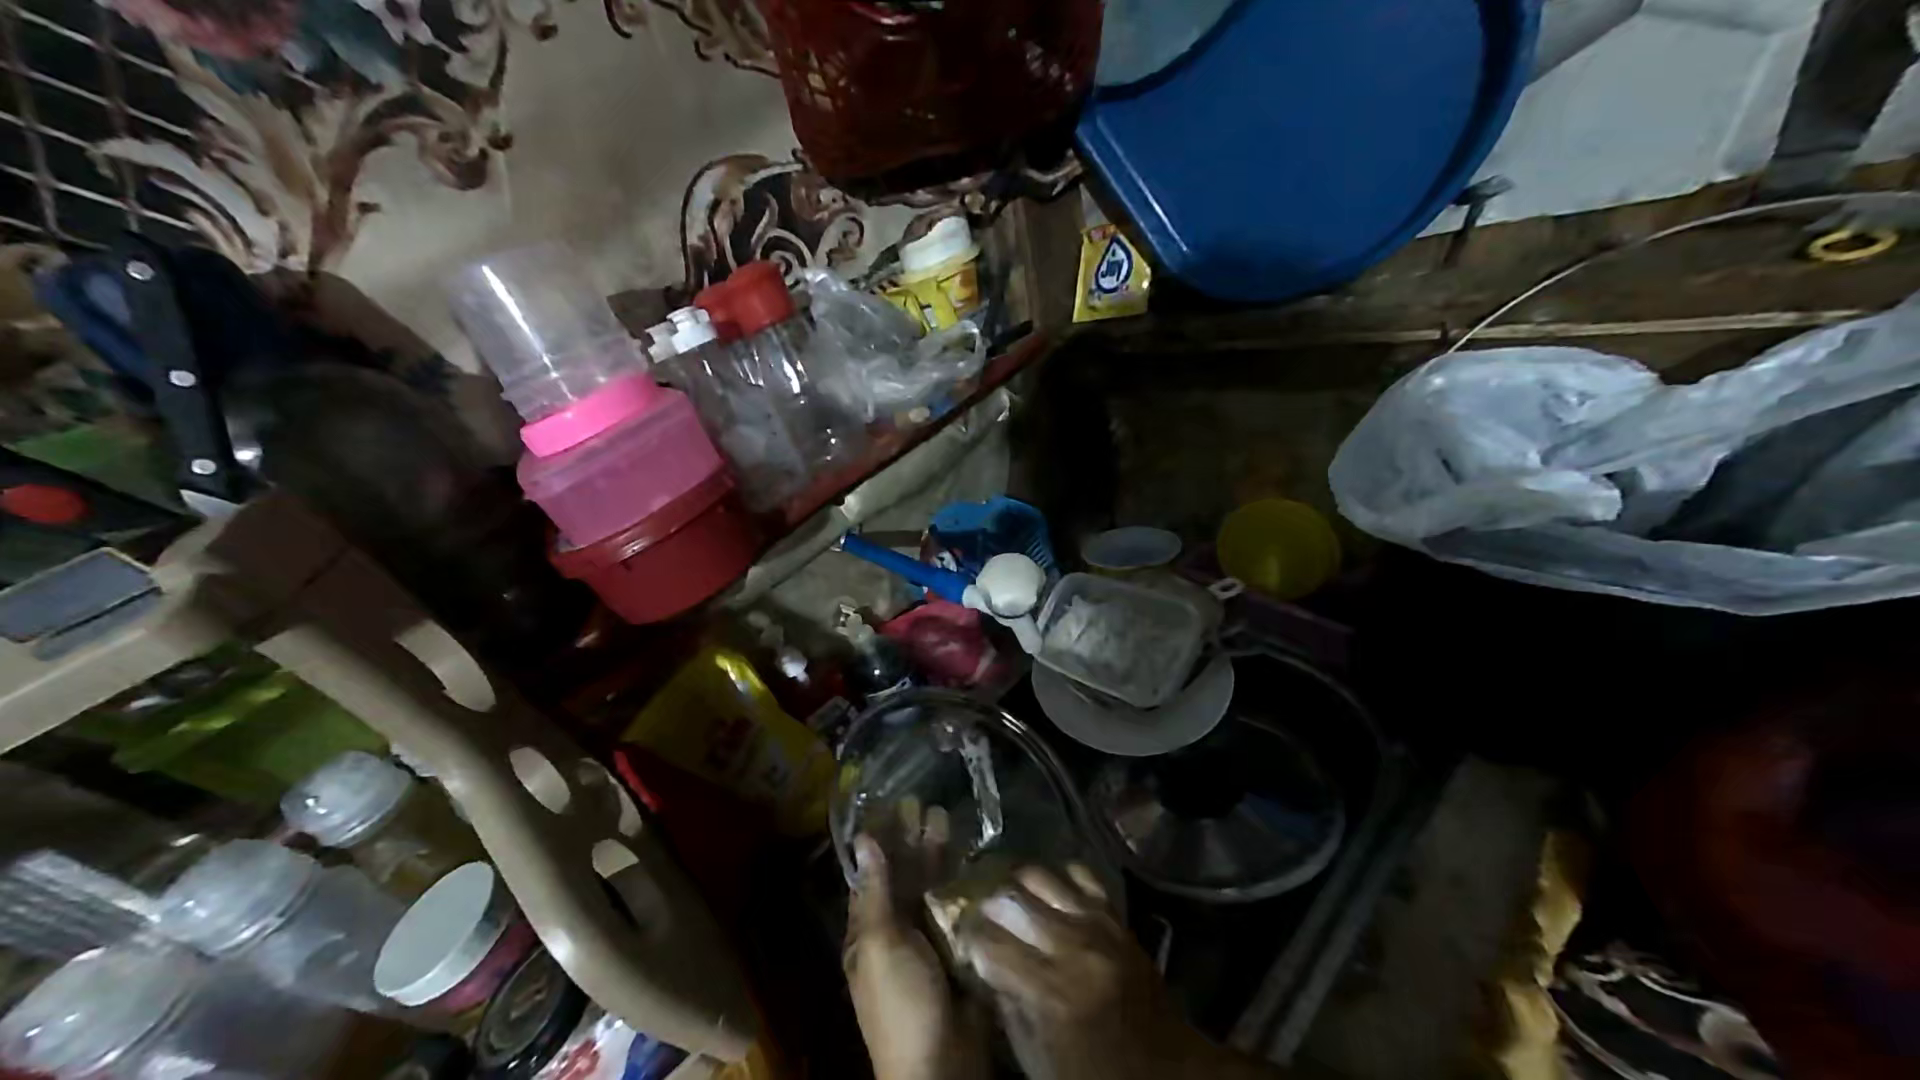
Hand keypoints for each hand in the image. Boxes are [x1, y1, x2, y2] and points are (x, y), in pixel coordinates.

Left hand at [845, 821, 987, 1079]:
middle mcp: (896, 929)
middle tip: (924, 801)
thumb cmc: (901, 1005)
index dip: (881, 839)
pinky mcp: (958, 948)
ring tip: (946, 815)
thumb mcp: (881, 945)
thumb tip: (862, 839)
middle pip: (903, 875)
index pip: (872, 873)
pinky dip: (961, 880)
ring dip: (936, 852)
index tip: (892, 803)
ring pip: (930, 885)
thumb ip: (876, 891)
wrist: (942, 1067)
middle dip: (911, 840)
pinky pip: (957, 906)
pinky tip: (969, 855)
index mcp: (868, 930)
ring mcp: (928, 939)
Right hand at [958, 865, 1281, 1079]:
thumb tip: (979, 963)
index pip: (987, 940)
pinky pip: (1079, 873)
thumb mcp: (1039, 1060)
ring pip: (1039, 875)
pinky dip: (1058, 877)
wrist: (1168, 1068)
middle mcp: (1070, 946)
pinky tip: (1050, 895)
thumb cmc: (1096, 1075)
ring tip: (1008, 897)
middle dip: (986, 904)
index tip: (959, 937)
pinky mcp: (1114, 914)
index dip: (966, 935)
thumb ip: (1006, 1007)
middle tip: (979, 913)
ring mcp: (1096, 924)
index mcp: (1049, 991)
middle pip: (1009, 897)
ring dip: (1016, 883)